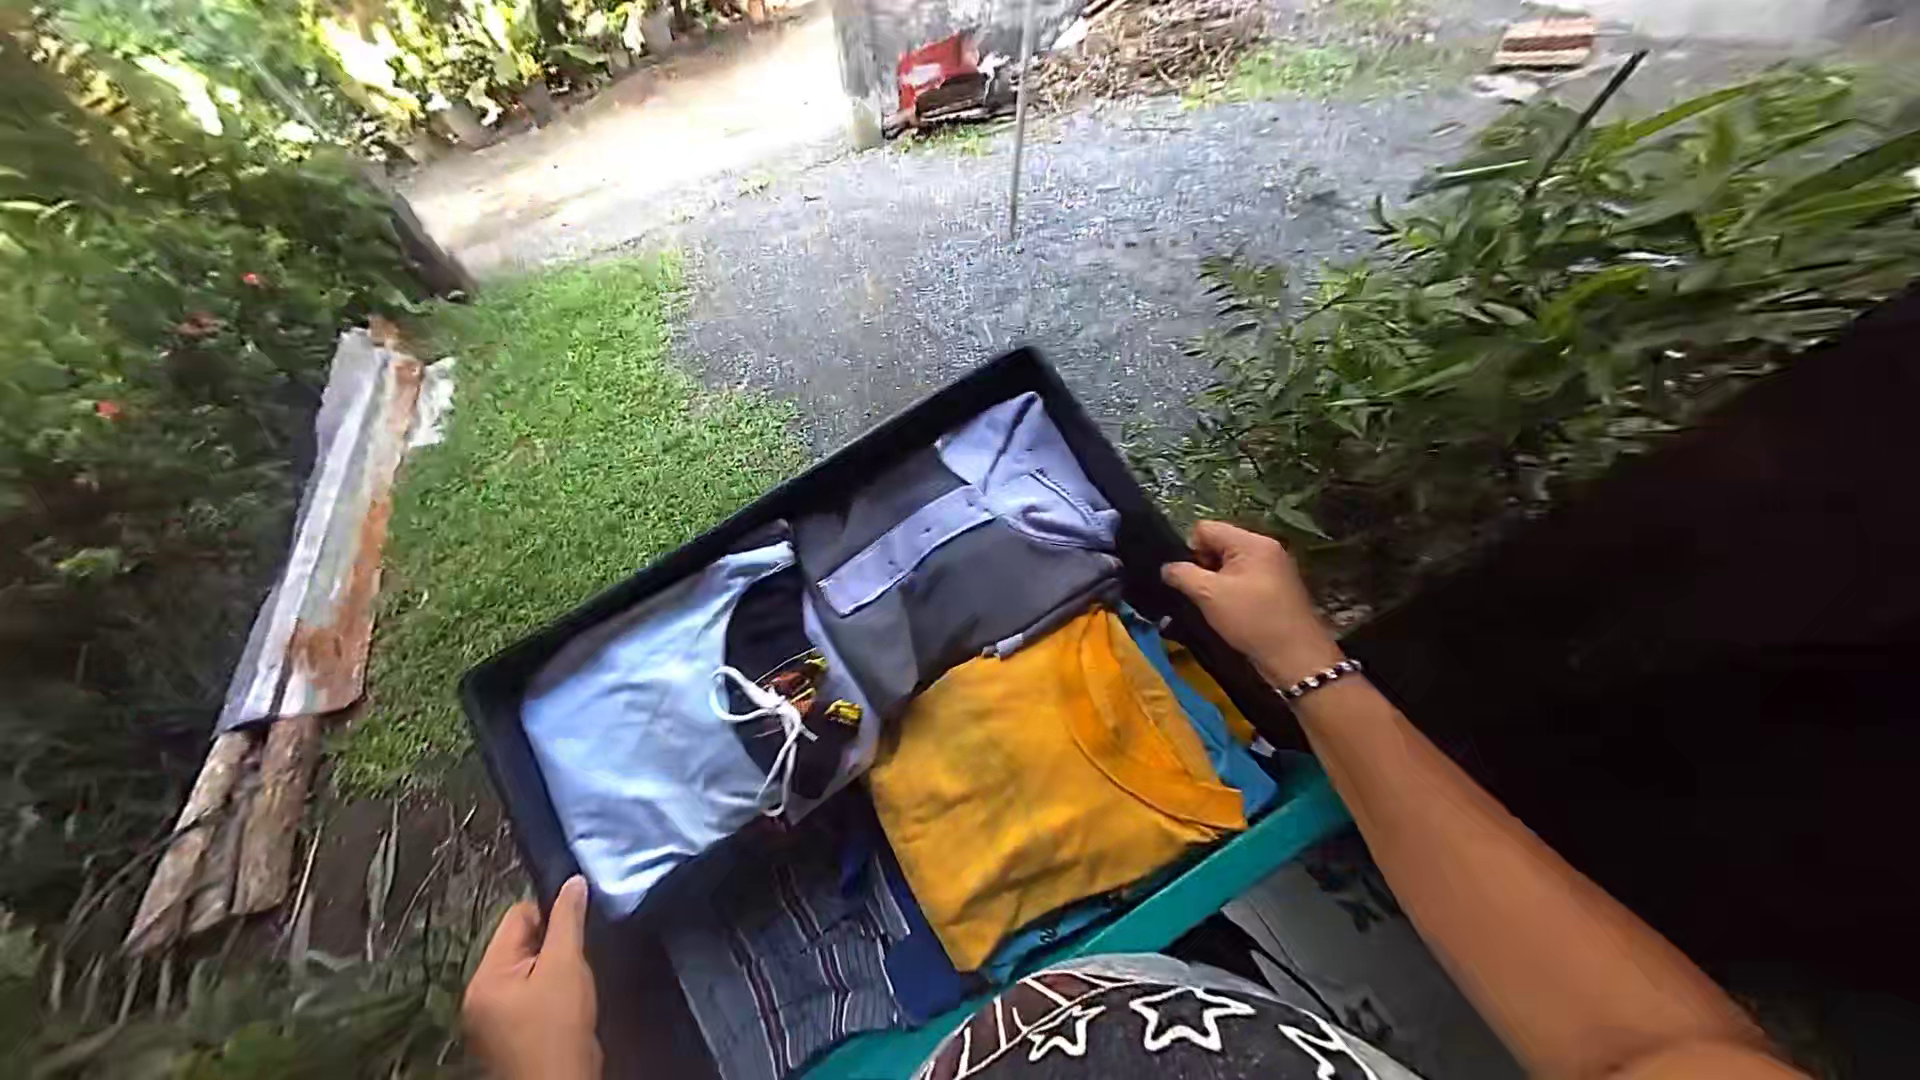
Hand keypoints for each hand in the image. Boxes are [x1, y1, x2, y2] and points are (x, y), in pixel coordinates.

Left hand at [464, 875, 601, 1079]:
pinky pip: (530, 985)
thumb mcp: (566, 963)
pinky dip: (551, 980)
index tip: (578, 921)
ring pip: (529, 963)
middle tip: (578, 948)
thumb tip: (573, 881)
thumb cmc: (559, 1023)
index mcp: (485, 977)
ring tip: (576, 969)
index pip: (516, 917)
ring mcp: (493, 1015)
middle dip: (553, 938)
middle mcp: (481, 993)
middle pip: (521, 940)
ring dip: (555, 959)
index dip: (550, 912)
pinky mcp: (509, 1028)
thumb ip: (568, 918)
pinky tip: (570, 990)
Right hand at [1161, 520, 1344, 687]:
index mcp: (1251, 543)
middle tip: (1204, 592)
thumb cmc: (1251, 619)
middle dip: (1204, 565)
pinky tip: (1231, 609)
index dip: (1191, 549)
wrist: (1295, 656)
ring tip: (1216, 603)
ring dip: (1216, 579)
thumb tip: (1166, 568)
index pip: (1205, 528)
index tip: (1193, 577)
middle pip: (1218, 543)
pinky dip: (1231, 588)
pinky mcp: (1276, 585)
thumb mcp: (1208, 595)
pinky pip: (1243, 576)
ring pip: (1229, 561)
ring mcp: (1274, 567)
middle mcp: (1265, 548)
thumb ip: (1182, 575)